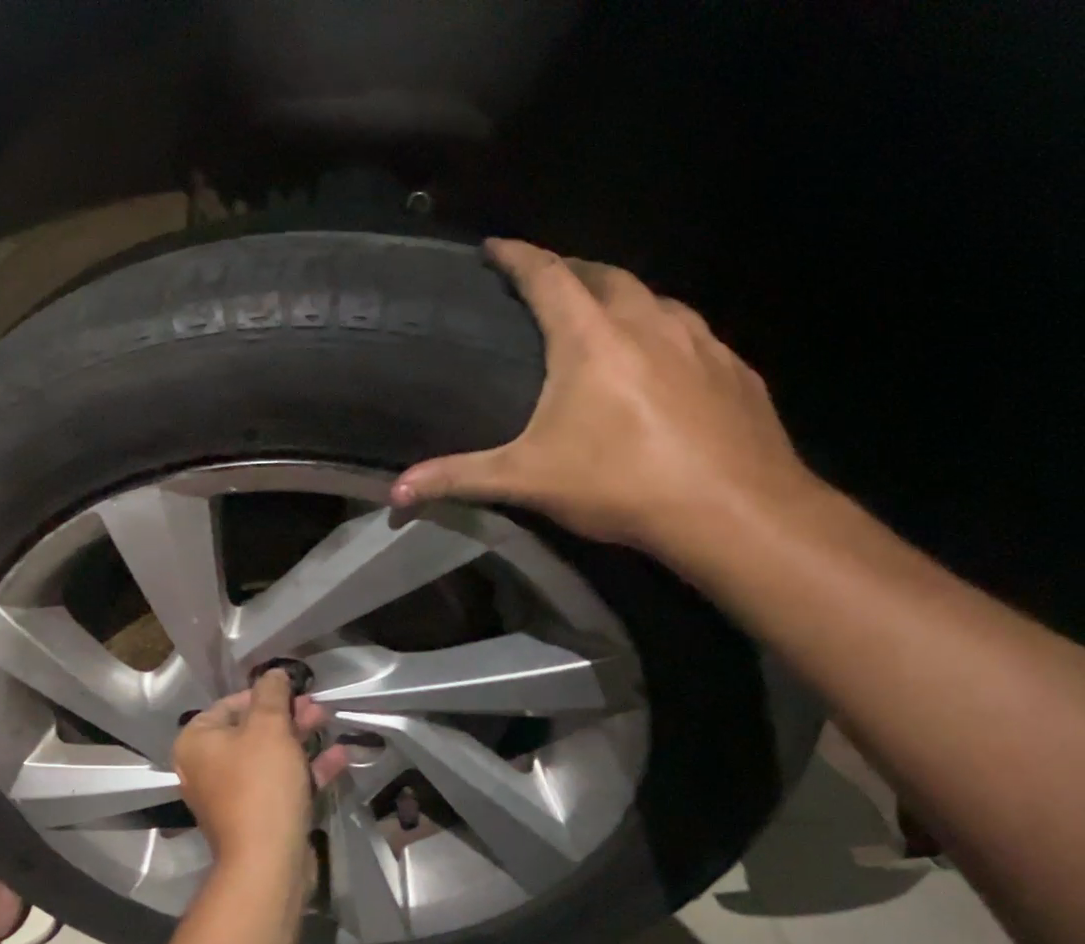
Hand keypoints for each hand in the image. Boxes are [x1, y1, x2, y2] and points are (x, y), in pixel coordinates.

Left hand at [172, 671, 347, 870]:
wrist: (268, 863)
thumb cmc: (261, 784)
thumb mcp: (268, 728)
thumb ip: (271, 695)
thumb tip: (273, 673)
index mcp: (196, 743)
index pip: (227, 705)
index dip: (261, 695)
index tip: (292, 689)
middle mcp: (206, 768)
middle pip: (249, 731)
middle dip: (286, 716)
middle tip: (315, 706)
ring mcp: (230, 796)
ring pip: (268, 758)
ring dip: (299, 739)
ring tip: (328, 721)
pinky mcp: (256, 818)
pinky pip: (280, 785)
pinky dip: (305, 770)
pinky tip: (339, 757)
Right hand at [392, 238, 821, 554]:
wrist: (736, 511)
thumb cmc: (621, 484)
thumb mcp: (527, 480)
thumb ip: (458, 478)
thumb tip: (394, 492)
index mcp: (591, 339)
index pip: (548, 277)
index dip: (518, 256)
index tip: (495, 246)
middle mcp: (648, 324)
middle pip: (605, 275)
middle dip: (571, 270)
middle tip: (546, 281)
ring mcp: (700, 343)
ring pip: (654, 298)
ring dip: (621, 296)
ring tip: (601, 315)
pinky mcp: (735, 369)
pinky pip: (691, 332)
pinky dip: (663, 330)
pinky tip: (659, 362)